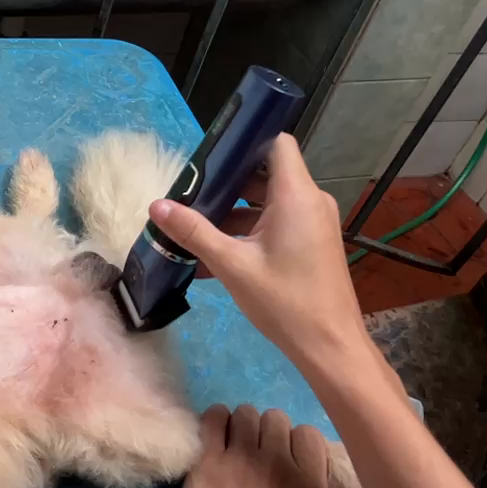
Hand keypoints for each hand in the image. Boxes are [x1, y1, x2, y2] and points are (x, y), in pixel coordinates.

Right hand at [147, 134, 371, 368]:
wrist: (329, 347)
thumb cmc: (284, 301)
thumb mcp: (232, 265)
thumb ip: (193, 232)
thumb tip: (156, 206)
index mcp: (296, 195)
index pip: (275, 143)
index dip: (244, 140)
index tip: (210, 152)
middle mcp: (309, 201)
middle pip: (265, 173)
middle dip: (226, 180)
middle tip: (189, 190)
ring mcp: (312, 223)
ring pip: (267, 201)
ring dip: (232, 211)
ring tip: (192, 224)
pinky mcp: (310, 243)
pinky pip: (275, 223)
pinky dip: (247, 231)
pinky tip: (212, 253)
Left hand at [155, 405, 351, 487]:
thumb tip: (299, 478)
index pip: (310, 435)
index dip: (295, 444)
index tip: (284, 458)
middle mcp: (280, 465)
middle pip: (277, 418)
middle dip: (266, 432)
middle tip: (253, 453)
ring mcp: (242, 458)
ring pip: (246, 412)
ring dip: (239, 425)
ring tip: (230, 446)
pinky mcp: (208, 458)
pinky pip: (214, 416)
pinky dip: (214, 421)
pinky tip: (211, 438)